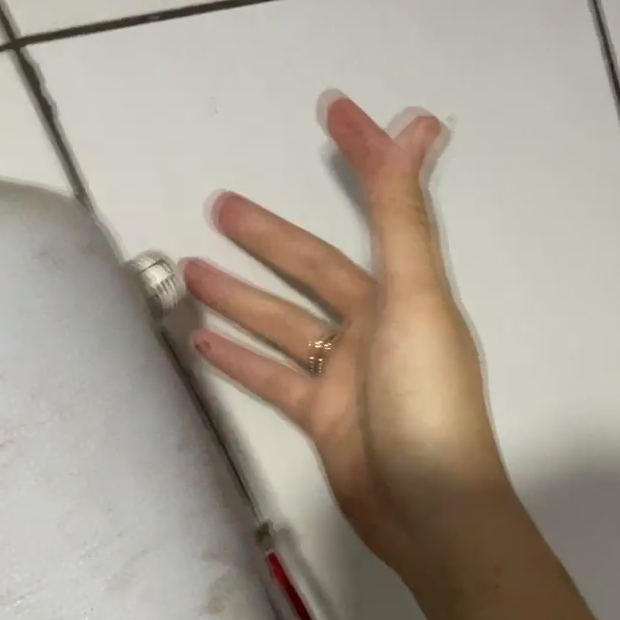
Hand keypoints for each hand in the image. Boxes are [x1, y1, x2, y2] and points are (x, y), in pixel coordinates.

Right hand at [183, 95, 512, 577]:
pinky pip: (275, 378)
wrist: (430, 508)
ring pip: (284, 324)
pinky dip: (240, 359)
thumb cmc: (428, 404)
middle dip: (268, 239)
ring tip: (188, 267)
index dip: (362, 157)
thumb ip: (404, 217)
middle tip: (218, 206)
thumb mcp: (416, 301)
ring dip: (240, 297)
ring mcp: (347, 377)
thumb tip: (421, 123)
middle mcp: (376, 329)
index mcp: (406, 294)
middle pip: (313, 271)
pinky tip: (201, 338)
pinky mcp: (324, 420)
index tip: (332, 110)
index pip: (378, 210)